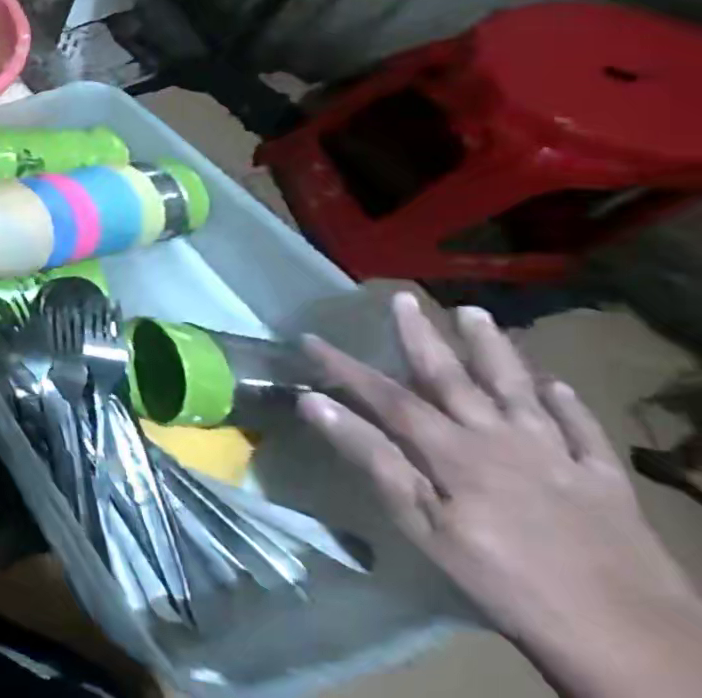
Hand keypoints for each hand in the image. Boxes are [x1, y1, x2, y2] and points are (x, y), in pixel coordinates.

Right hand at [301, 294, 701, 694]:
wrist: (631, 643)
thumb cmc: (503, 583)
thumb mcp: (421, 525)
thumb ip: (372, 459)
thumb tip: (315, 402)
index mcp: (453, 452)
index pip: (386, 396)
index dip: (345, 366)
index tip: (310, 338)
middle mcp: (502, 441)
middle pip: (455, 379)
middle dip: (423, 337)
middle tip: (405, 299)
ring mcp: (559, 459)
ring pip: (519, 391)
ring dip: (494, 351)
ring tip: (475, 314)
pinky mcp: (606, 483)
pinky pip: (584, 433)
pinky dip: (568, 404)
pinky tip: (556, 386)